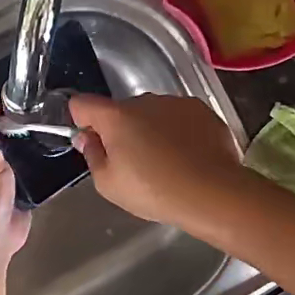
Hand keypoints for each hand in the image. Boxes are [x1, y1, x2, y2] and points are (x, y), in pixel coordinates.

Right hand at [68, 94, 248, 227]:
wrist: (213, 193)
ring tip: (165, 164)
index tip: (93, 143)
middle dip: (121, 131)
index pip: (82, 104)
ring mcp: (177, 103)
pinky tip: (187, 159)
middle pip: (121, 111)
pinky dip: (179, 133)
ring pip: (152, 114)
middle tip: (133, 165)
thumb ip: (92, 155)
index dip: (82, 122)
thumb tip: (87, 137)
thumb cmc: (154, 191)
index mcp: (116, 116)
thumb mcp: (109, 184)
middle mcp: (146, 101)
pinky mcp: (203, 112)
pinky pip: (180, 119)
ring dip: (152, 131)